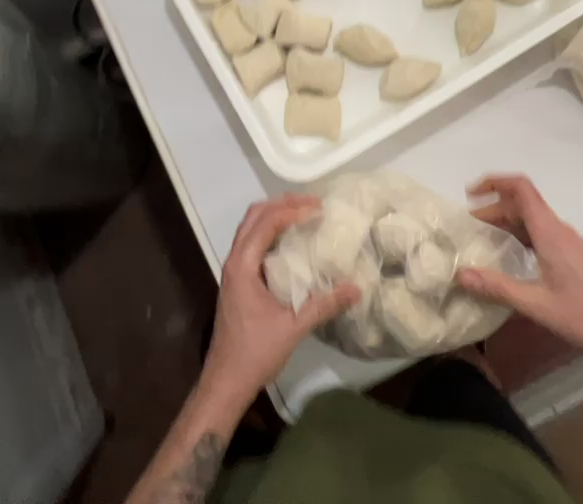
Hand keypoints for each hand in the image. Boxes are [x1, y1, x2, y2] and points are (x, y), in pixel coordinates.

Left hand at [202, 195, 360, 401]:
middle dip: (282, 204)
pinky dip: (270, 233)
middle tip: (312, 203)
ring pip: (250, 228)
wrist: (227, 379)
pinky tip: (292, 242)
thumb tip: (356, 287)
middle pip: (254, 217)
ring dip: (274, 216)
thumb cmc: (255, 352)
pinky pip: (252, 243)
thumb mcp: (293, 327)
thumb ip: (324, 305)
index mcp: (243, 266)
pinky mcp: (237, 281)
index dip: (291, 210)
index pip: (266, 223)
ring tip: (303, 214)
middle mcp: (234, 261)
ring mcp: (233, 270)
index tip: (318, 207)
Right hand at [456, 174, 582, 369]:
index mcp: (550, 233)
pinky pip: (541, 234)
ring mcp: (569, 243)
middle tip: (469, 227)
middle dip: (493, 208)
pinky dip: (520, 236)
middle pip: (522, 204)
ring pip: (532, 219)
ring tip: (484, 239)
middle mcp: (559, 231)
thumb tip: (459, 274)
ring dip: (506, 222)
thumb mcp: (538, 306)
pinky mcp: (574, 256)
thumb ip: (498, 288)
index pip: (521, 189)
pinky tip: (511, 257)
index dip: (494, 182)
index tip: (469, 194)